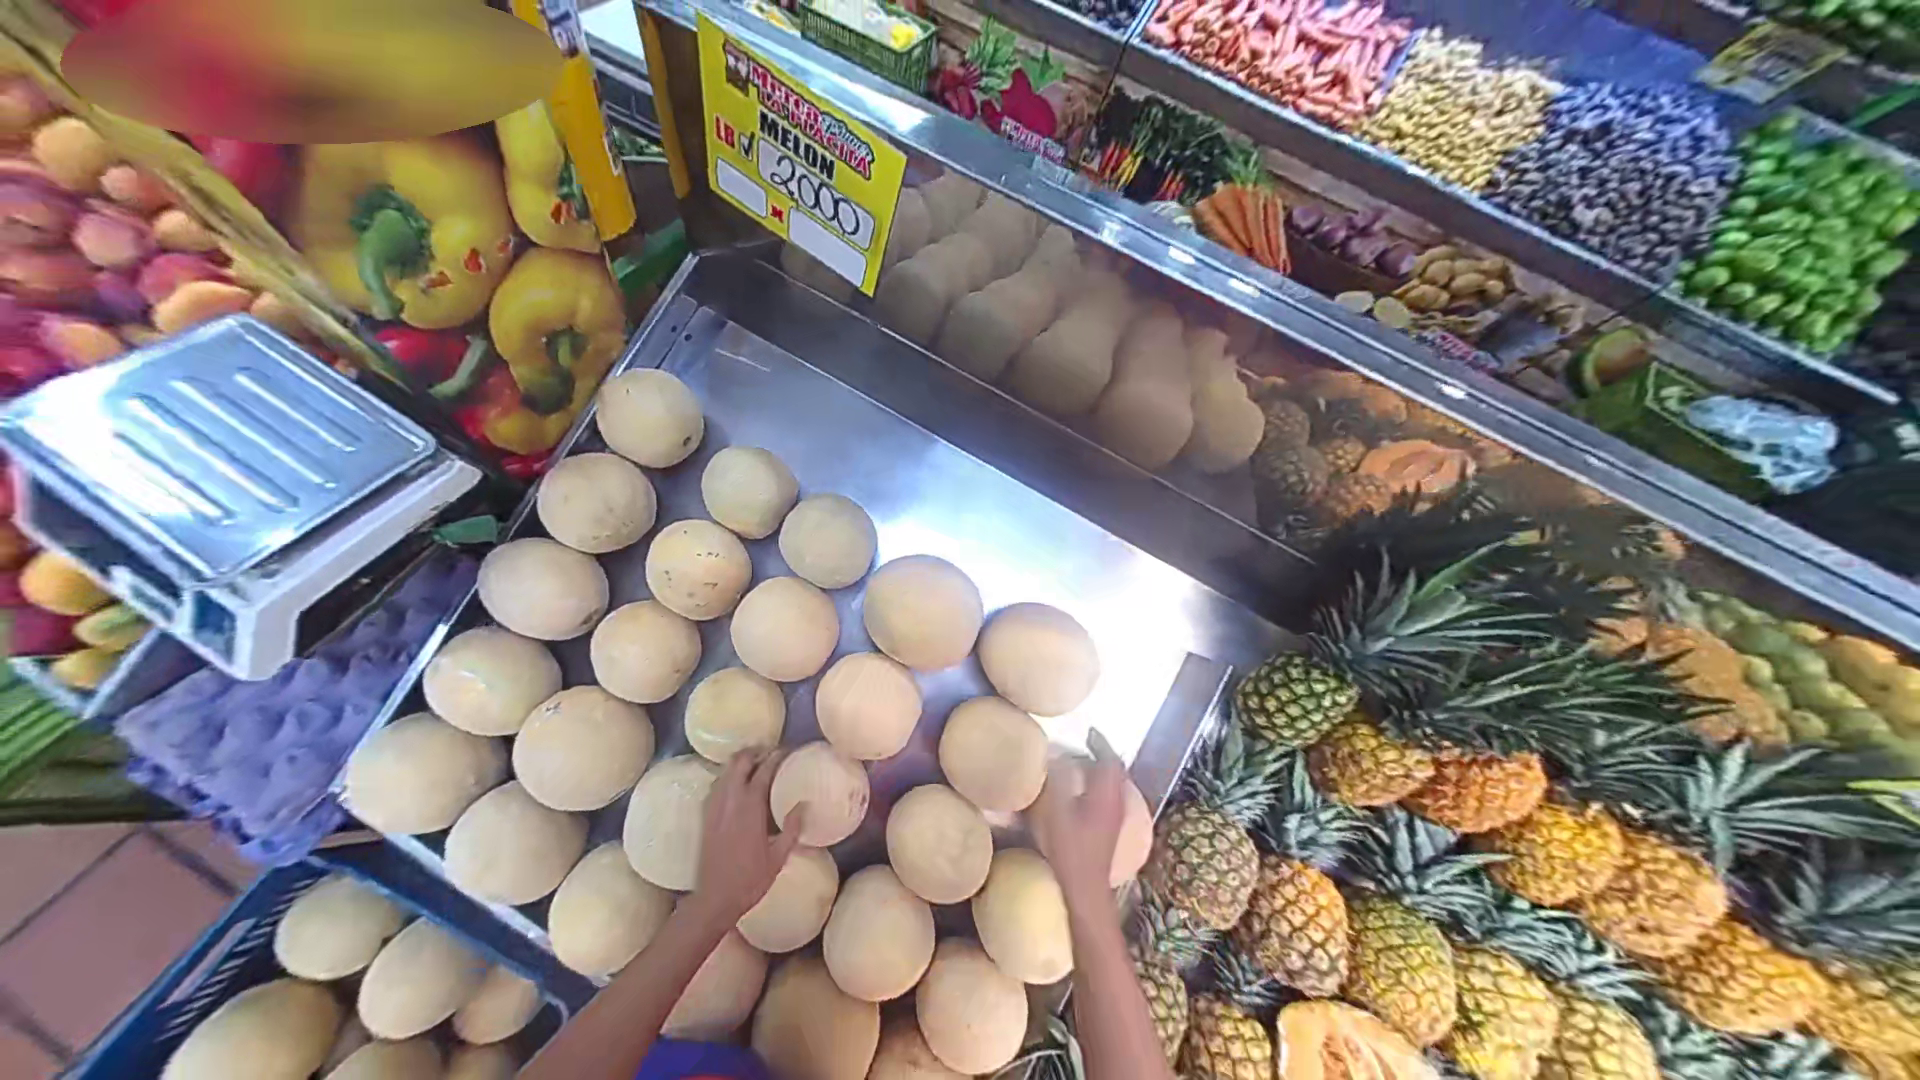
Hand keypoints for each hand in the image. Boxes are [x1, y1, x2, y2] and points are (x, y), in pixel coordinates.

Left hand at [691, 748, 801, 925]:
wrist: (713, 900)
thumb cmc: (750, 880)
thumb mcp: (779, 857)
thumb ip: (792, 828)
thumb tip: (803, 805)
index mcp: (751, 808)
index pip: (764, 770)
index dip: (776, 757)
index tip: (787, 751)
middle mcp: (731, 801)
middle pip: (740, 762)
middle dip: (755, 752)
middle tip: (770, 753)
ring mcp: (715, 807)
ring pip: (725, 771)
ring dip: (740, 762)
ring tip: (755, 763)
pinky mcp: (705, 816)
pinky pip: (716, 785)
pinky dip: (728, 777)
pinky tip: (737, 784)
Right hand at [1030, 730, 1127, 903]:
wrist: (1085, 891)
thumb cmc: (1070, 849)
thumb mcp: (1056, 808)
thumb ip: (1057, 779)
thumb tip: (1056, 755)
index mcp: (1108, 794)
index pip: (1111, 760)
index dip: (1100, 743)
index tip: (1089, 731)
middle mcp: (1118, 803)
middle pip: (1115, 772)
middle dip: (1102, 755)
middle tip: (1085, 745)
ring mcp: (1116, 819)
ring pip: (1113, 786)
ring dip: (1101, 772)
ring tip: (1081, 764)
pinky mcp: (1110, 831)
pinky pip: (1108, 798)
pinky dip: (1098, 787)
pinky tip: (1082, 793)